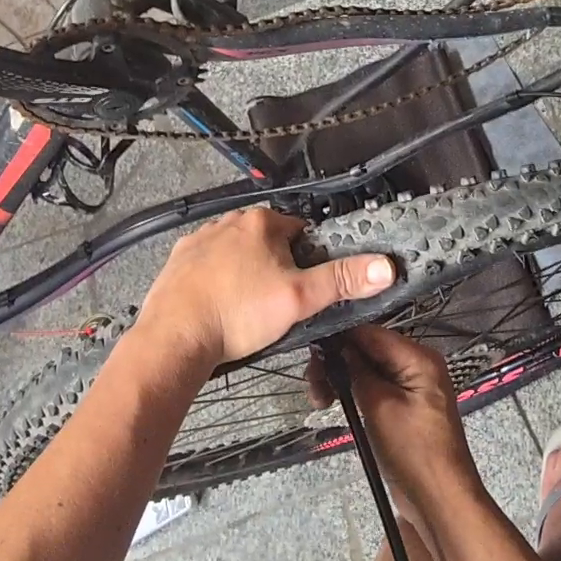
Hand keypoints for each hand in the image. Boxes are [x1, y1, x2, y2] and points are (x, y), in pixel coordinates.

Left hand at [136, 207, 394, 368]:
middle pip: (268, 241)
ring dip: (246, 273)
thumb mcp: (300, 299)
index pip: (301, 231)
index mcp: (262, 222)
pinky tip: (220, 307)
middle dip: (277, 267)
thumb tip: (386, 266)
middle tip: (277, 304)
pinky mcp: (178, 261)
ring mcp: (200, 240)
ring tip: (247, 310)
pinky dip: (218, 282)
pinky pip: (209, 266)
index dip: (308, 260)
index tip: (305, 286)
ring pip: (237, 253)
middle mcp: (229, 221)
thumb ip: (342, 280)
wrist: (174, 338)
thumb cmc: (237, 315)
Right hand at [309, 326, 482, 511]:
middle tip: (313, 387)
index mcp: (418, 356)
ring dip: (341, 379)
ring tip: (319, 400)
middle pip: (367, 348)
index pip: (369, 332)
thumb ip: (357, 370)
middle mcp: (416, 363)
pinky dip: (353, 391)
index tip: (310, 355)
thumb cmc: (412, 450)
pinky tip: (334, 403)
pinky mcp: (403, 405)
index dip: (338, 338)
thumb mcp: (379, 405)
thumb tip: (336, 345)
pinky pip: (374, 386)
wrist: (439, 500)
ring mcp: (411, 385)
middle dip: (337, 362)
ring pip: (367, 368)